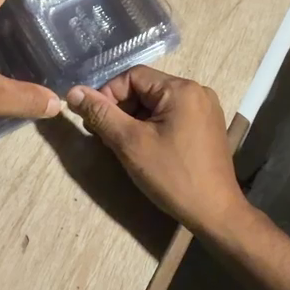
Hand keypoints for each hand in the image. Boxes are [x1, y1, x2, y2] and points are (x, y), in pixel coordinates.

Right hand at [66, 66, 248, 237]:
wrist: (216, 213)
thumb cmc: (172, 176)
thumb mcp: (130, 143)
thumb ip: (101, 114)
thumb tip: (73, 92)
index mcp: (181, 89)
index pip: (132, 76)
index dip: (108, 95)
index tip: (95, 121)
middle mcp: (197, 91)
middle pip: (145, 89)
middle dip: (121, 109)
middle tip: (105, 136)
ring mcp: (205, 109)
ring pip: (156, 104)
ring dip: (134, 120)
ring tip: (122, 146)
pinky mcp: (207, 127)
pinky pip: (171, 115)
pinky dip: (152, 127)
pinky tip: (144, 149)